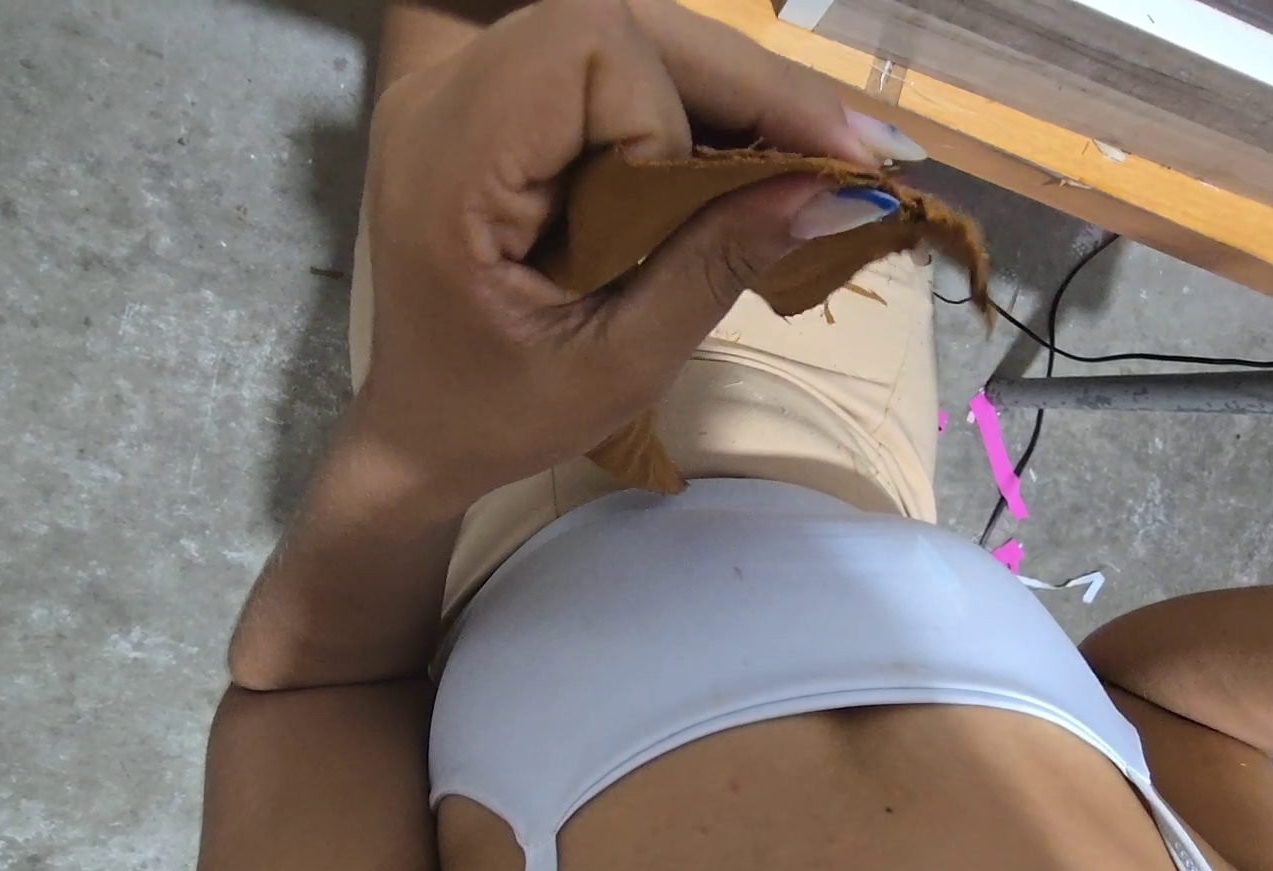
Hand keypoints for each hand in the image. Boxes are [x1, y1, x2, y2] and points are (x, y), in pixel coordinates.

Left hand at [351, 0, 924, 510]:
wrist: (427, 428)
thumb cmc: (508, 418)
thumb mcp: (621, 364)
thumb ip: (714, 269)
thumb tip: (828, 195)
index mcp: (450, 166)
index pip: (587, 48)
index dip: (673, 115)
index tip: (724, 204)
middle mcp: (441, 96)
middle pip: (614, 21)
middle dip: (742, 85)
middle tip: (846, 150)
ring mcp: (458, 93)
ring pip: (620, 38)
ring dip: (724, 96)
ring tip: (807, 158)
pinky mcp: (488, 111)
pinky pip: (601, 78)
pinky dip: (682, 114)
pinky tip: (739, 157)